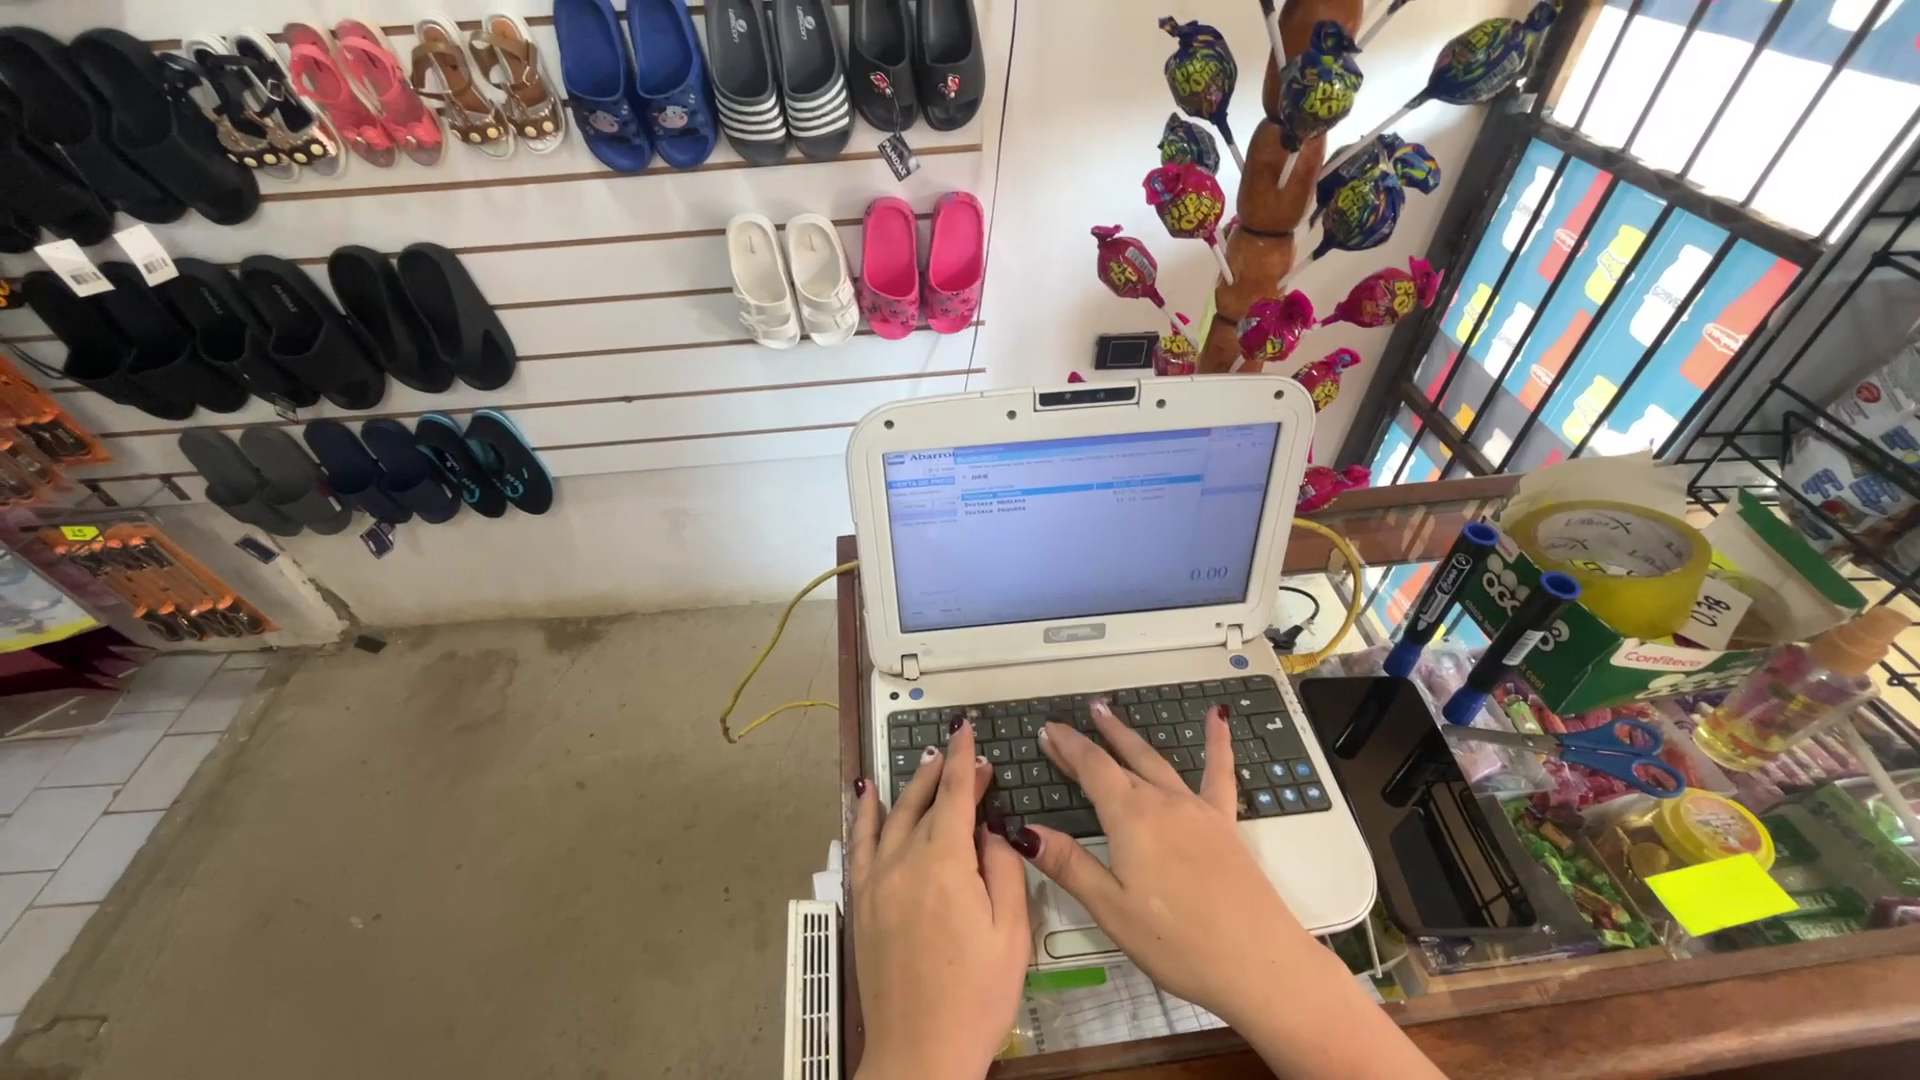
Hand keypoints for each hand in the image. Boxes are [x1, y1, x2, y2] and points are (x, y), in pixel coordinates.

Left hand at [849, 718, 1029, 1079]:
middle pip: (925, 801)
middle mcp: (904, 861)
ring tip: (926, 764)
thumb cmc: (976, 996)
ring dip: (912, 786)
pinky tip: (868, 794)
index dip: (965, 760)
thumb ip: (1002, 866)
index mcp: (945, 864)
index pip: (956, 795)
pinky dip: (865, 813)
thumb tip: (992, 827)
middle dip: (945, 772)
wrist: (920, 1051)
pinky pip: (860, 843)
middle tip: (964, 755)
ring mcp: (877, 880)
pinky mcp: (862, 901)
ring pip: (893, 815)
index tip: (967, 731)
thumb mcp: (1012, 931)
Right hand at [1015, 700, 1311, 1024]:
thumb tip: (1024, 831)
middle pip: (1120, 760)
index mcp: (1131, 819)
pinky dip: (1216, 742)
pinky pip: (1218, 773)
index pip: (1091, 768)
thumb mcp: (1112, 909)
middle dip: (1090, 740)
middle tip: (1066, 723)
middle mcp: (1163, 802)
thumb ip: (1069, 865)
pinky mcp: (1225, 823)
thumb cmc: (1178, 943)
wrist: (1260, 963)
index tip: (1047, 730)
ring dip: (1128, 737)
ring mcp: (1197, 809)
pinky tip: (1217, 717)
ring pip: (1156, 761)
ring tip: (1108, 712)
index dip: (1067, 747)